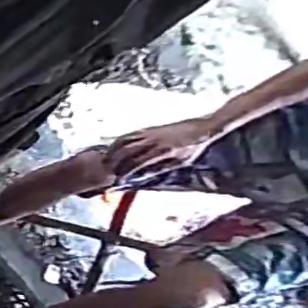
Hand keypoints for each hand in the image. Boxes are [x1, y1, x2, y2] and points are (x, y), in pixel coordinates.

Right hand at [102, 118, 218, 180]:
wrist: (203, 127)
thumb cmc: (194, 147)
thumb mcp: (181, 161)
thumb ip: (160, 168)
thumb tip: (142, 176)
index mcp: (163, 151)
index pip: (137, 163)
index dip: (126, 172)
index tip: (118, 180)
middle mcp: (153, 141)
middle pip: (125, 152)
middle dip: (113, 163)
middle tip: (106, 172)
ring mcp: (149, 133)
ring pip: (123, 142)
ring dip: (111, 152)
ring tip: (104, 161)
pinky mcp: (148, 129)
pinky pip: (128, 135)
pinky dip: (117, 143)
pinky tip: (113, 149)